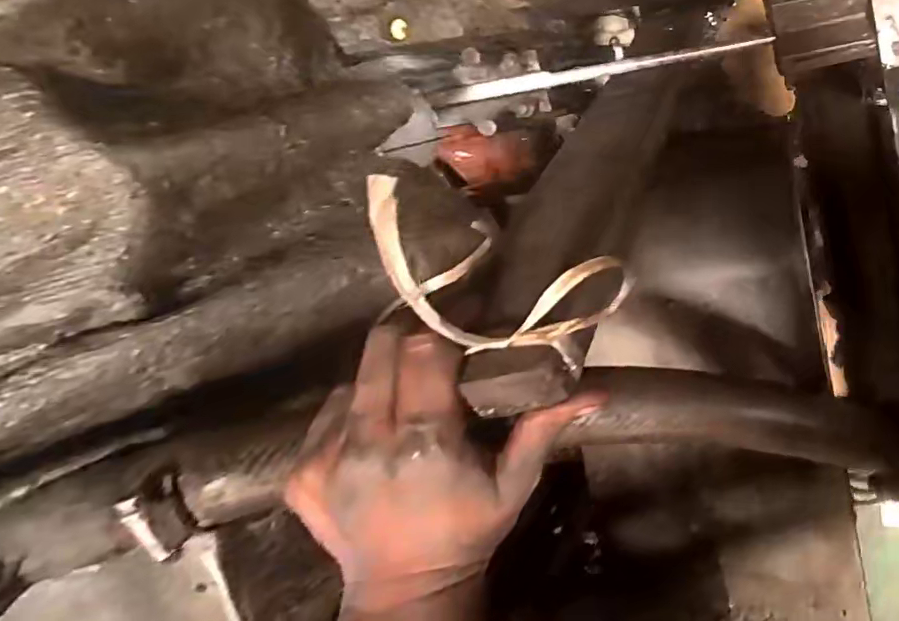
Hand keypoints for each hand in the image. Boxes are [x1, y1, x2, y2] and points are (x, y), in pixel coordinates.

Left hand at [284, 325, 604, 618]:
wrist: (402, 590)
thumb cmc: (469, 528)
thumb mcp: (517, 481)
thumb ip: (546, 429)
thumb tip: (599, 391)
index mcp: (421, 444)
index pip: (423, 356)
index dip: (448, 323)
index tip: (472, 308)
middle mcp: (364, 446)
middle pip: (379, 354)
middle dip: (413, 328)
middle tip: (444, 322)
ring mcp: (323, 461)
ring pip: (354, 378)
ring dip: (388, 364)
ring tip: (420, 367)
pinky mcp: (299, 475)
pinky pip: (330, 409)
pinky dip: (361, 396)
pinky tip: (387, 408)